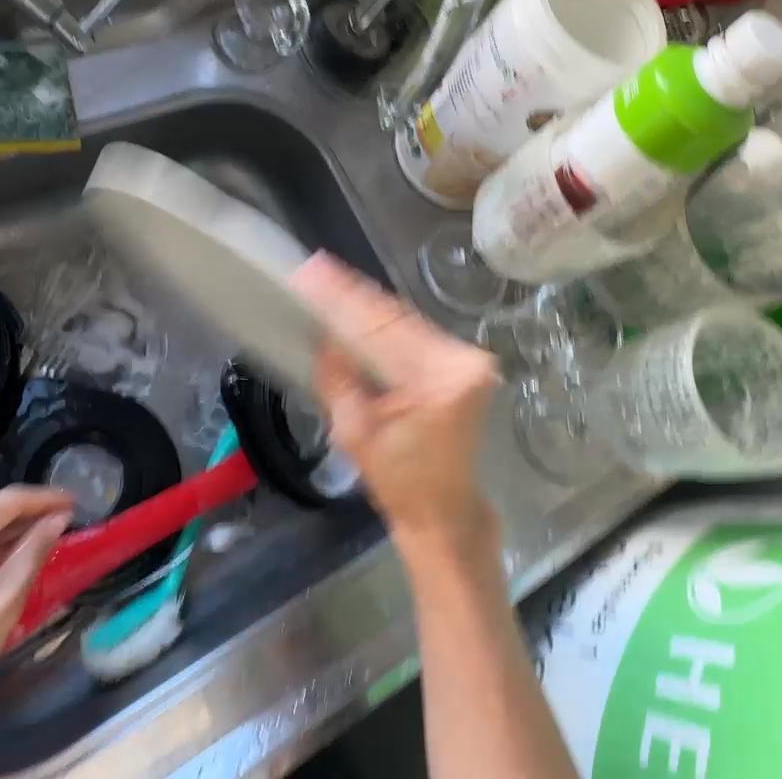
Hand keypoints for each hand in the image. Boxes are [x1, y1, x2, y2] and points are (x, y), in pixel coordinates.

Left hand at [0, 487, 72, 753]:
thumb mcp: (3, 603)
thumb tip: (57, 520)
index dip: (43, 499)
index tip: (73, 502)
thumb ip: (32, 553)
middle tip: (61, 522)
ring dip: (2, 534)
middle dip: (24, 517)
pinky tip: (0, 560)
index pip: (6, 501)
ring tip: (38, 540)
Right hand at [292, 253, 499, 555]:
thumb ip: (339, 379)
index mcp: (443, 380)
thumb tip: (325, 338)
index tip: (315, 274)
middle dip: (354, 296)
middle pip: (397, 319)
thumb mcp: (356, 433)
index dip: (344, 301)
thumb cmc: (401, 482)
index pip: (383, 330)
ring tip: (329, 281)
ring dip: (366, 306)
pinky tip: (356, 307)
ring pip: (405, 323)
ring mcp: (467, 361)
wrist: (444, 511)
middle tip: (316, 270)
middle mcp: (463, 361)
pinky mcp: (461, 366)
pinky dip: (383, 325)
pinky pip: (413, 336)